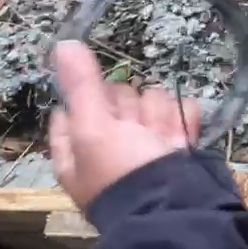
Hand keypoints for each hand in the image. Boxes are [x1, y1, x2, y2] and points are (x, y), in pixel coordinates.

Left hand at [48, 40, 200, 209]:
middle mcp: (111, 142)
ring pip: (154, 98)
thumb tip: (62, 43)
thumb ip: (81, 84)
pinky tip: (179, 139)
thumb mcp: (92, 128)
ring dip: (159, 116)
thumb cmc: (123, 172)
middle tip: (133, 130)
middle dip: (132, 107)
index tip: (100, 104)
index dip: (90, 98)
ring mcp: (148, 141)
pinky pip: (184, 108)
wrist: (176, 205)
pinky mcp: (179, 139)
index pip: (76, 104)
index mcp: (78, 147)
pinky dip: (184, 120)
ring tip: (161, 140)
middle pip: (121, 95)